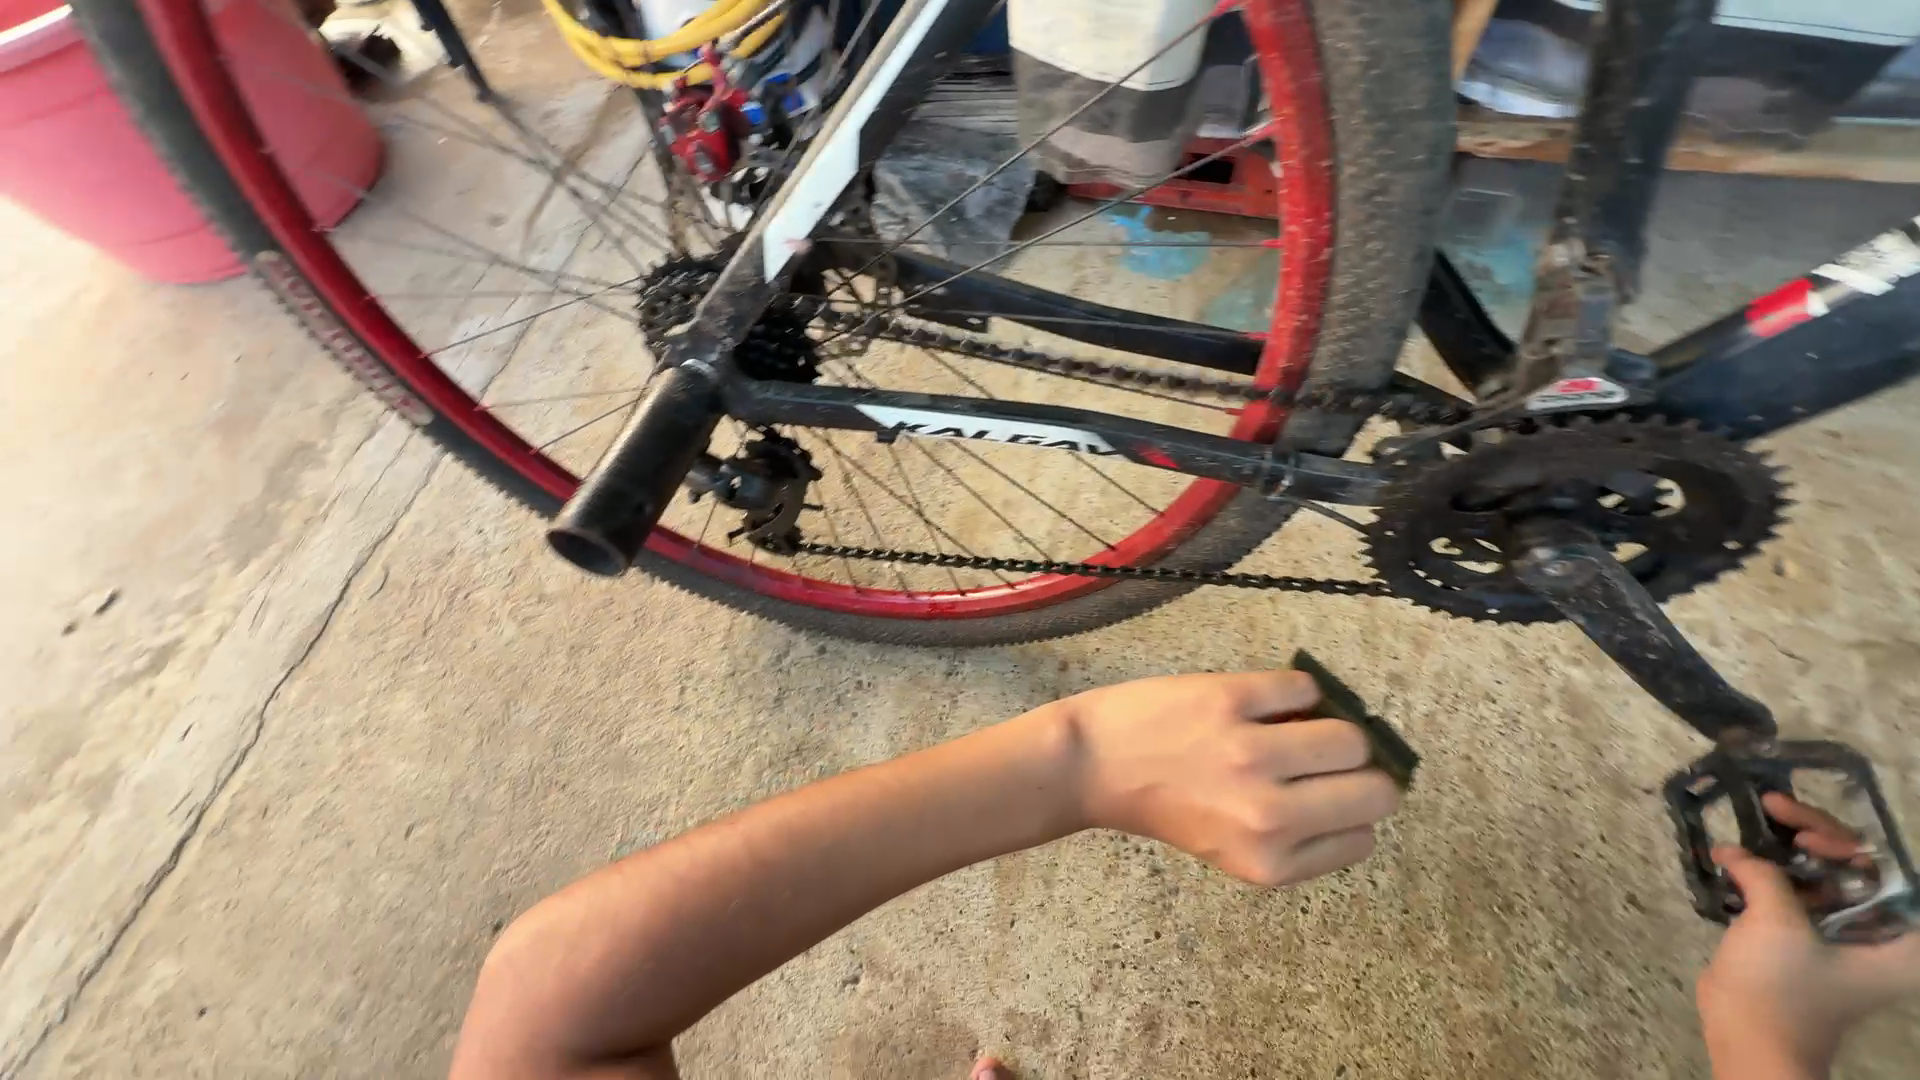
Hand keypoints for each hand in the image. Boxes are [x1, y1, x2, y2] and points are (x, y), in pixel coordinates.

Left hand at [1054, 670, 1399, 886]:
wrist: (1090, 762)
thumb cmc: (1158, 802)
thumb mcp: (1231, 846)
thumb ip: (1295, 832)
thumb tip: (1363, 776)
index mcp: (1271, 863)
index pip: (1363, 836)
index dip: (1348, 808)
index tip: (1326, 790)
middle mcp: (1269, 816)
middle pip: (1375, 788)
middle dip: (1357, 769)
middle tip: (1320, 754)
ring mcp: (1250, 753)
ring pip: (1350, 735)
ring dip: (1331, 725)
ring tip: (1292, 724)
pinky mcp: (1230, 699)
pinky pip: (1306, 686)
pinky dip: (1295, 689)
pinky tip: (1264, 699)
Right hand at [1697, 793, 1919, 1077]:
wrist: (1751, 1034)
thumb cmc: (1782, 985)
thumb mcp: (1778, 926)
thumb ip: (1765, 878)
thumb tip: (1735, 851)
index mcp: (1901, 943)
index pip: (1890, 874)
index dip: (1849, 843)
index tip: (1799, 828)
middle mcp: (1879, 937)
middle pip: (1856, 870)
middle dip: (1815, 836)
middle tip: (1772, 809)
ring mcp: (1837, 938)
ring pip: (1819, 878)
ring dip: (1783, 852)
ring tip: (1746, 830)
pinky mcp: (1800, 940)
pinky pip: (1791, 894)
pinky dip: (1764, 873)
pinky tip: (1730, 860)